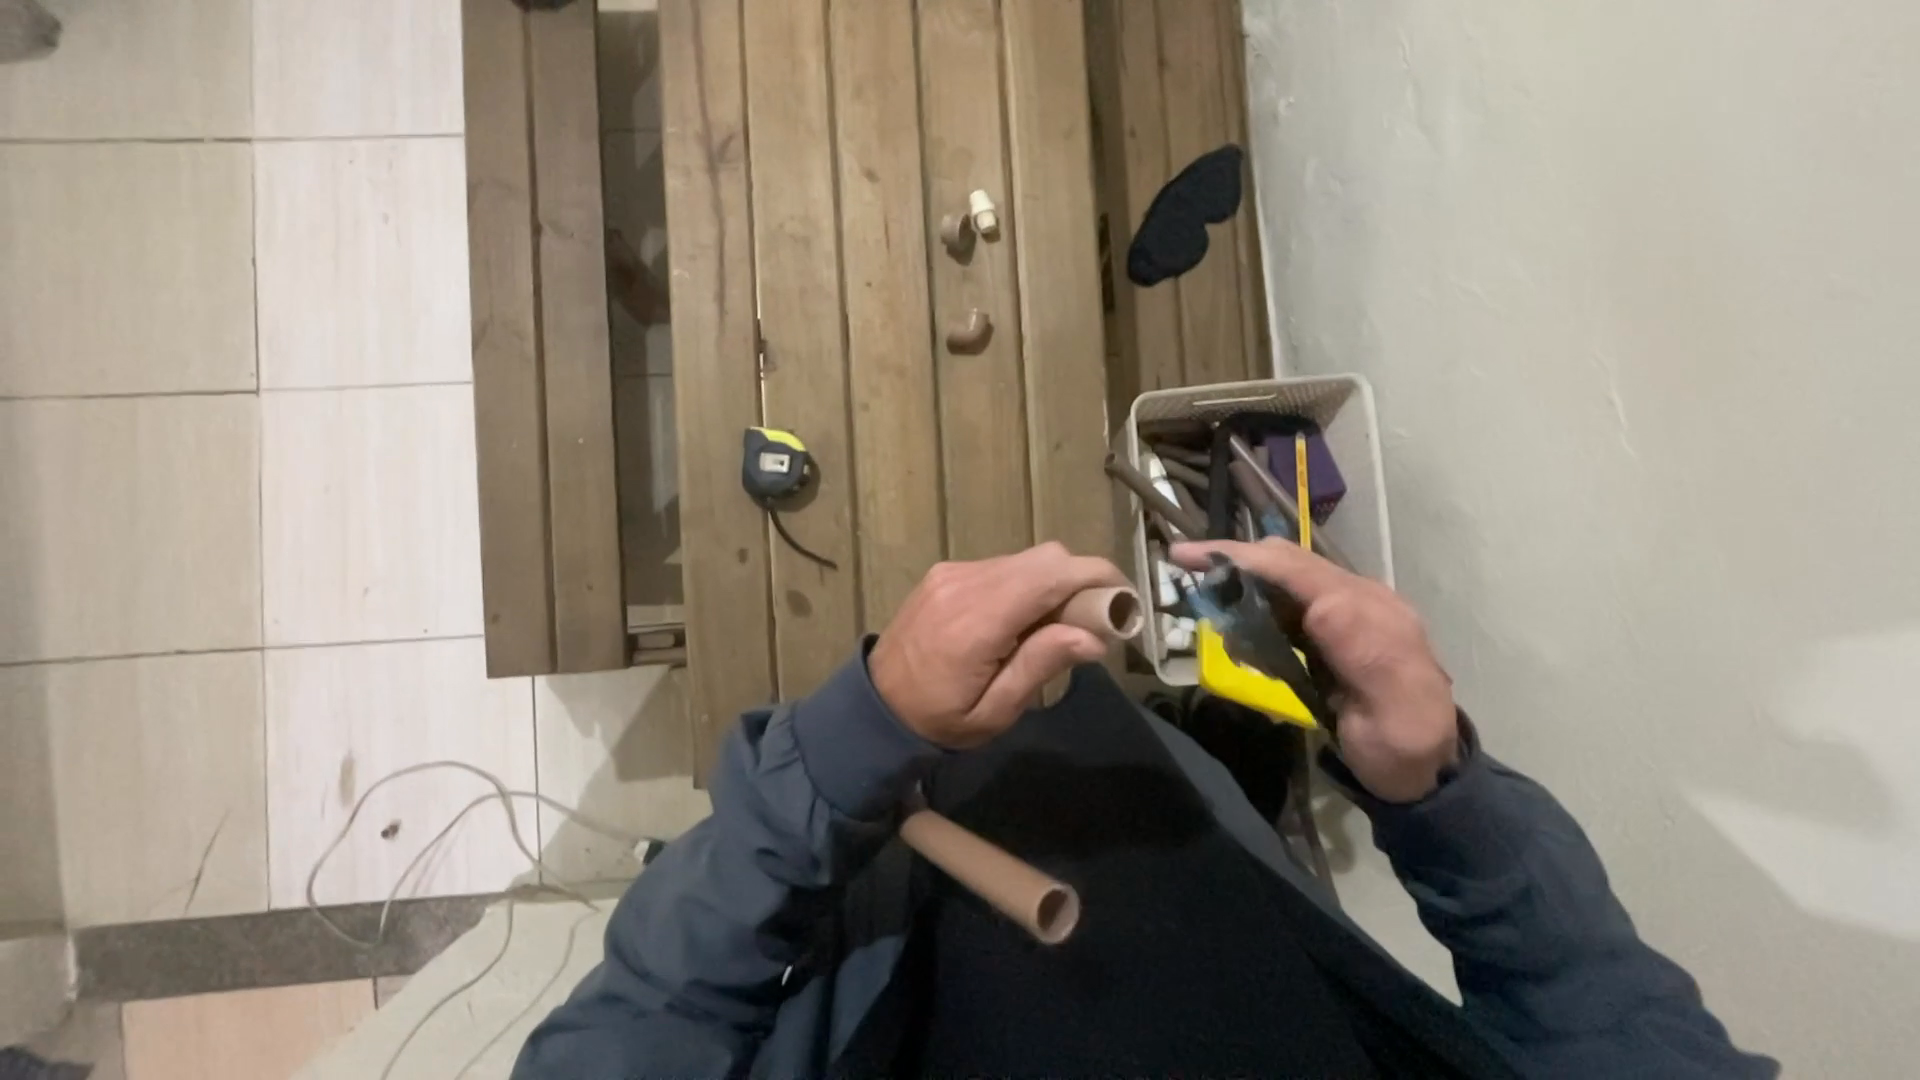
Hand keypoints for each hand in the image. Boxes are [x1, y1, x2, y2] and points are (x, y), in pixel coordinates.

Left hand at [871, 543, 1129, 748]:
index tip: (1125, 605)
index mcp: (978, 619)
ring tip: (1057, 626)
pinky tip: (1022, 619)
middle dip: (1082, 581)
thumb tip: (1094, 637)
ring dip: (1054, 583)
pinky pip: (1003, 566)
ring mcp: (952, 572)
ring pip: (1026, 559)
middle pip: (1046, 557)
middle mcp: (965, 582)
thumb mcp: (993, 712)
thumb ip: (1040, 666)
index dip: (1098, 579)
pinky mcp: (946, 572)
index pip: (1052, 575)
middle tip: (1094, 624)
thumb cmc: (938, 720)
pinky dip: (1026, 584)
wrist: (873, 706)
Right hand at [1172, 539, 1459, 802]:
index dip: (1243, 558)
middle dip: (1234, 557)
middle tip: (1183, 563)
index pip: (1298, 571)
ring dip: (1242, 573)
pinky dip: (1256, 592)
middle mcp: (1363, 598)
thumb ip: (1368, 657)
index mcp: (1372, 615)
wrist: (1427, 770)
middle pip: (1289, 560)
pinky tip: (1235, 607)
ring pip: (1287, 571)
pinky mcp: (1341, 619)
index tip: (1189, 557)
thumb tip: (1324, 605)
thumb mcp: (1392, 713)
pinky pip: (1292, 592)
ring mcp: (1353, 606)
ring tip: (1202, 585)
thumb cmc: (1401, 748)